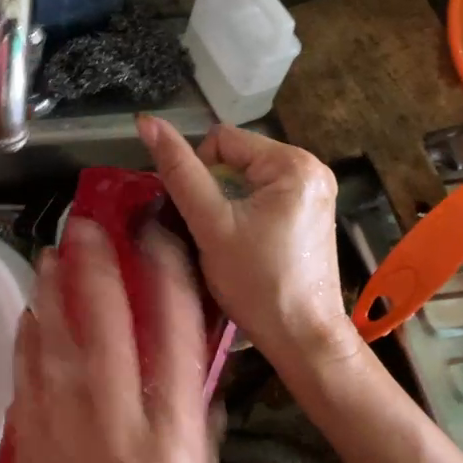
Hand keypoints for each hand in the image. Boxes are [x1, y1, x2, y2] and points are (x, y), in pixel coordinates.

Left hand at [4, 219, 220, 462]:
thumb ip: (201, 449)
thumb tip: (203, 398)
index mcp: (169, 440)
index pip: (173, 337)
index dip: (166, 278)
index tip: (159, 239)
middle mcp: (115, 424)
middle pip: (103, 325)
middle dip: (94, 267)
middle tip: (86, 224)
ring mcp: (64, 432)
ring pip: (55, 341)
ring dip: (51, 292)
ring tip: (50, 252)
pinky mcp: (28, 448)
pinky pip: (24, 378)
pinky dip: (25, 340)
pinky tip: (26, 315)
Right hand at [137, 115, 361, 367]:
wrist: (303, 341)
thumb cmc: (257, 283)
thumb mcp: (210, 224)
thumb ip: (179, 171)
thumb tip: (147, 121)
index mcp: (293, 163)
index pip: (221, 139)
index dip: (199, 172)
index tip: (203, 215)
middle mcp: (312, 167)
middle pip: (236, 157)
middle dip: (215, 189)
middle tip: (215, 231)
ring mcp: (315, 191)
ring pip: (246, 177)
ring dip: (228, 202)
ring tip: (230, 239)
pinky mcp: (312, 212)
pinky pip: (263, 194)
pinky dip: (246, 212)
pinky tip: (247, 243)